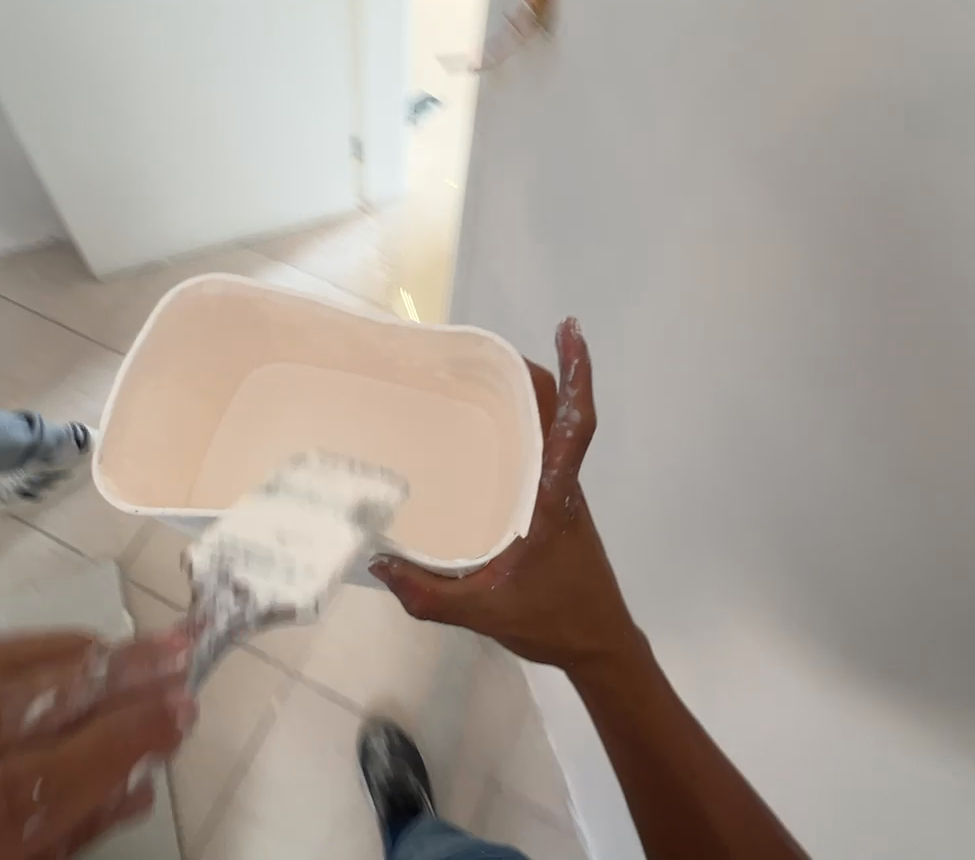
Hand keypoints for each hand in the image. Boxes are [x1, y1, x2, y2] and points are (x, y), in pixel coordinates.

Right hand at [371, 318, 641, 675]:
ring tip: (479, 378)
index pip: (575, 423)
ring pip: (551, 429)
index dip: (577, 373)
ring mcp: (561, 492)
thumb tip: (375, 560)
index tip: (569, 330)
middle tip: (488, 348)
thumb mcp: (485, 612)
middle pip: (559, 411)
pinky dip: (522, 427)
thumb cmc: (553, 619)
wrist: (599, 645)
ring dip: (529, 396)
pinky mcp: (555, 504)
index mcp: (553, 494)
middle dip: (538, 370)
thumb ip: (428, 593)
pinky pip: (541, 451)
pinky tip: (487, 435)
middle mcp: (561, 482)